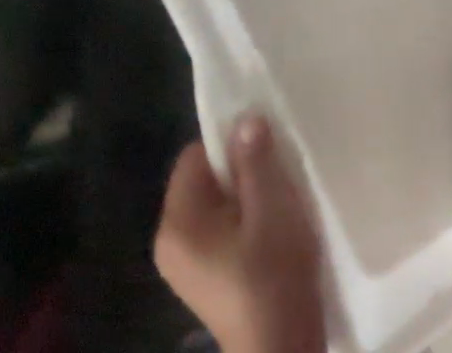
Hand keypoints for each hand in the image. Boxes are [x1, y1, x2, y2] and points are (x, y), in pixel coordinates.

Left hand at [155, 116, 324, 352]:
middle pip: (203, 182)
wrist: (276, 340)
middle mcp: (168, 241)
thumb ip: (256, 164)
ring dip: (246, 197)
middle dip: (242, 171)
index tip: (271, 147)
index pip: (194, 158)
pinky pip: (217, 231)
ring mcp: (181, 264)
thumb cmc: (275, 271)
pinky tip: (272, 233)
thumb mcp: (274, 208)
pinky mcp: (201, 278)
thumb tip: (245, 120)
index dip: (231, 143)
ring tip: (282, 204)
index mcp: (179, 222)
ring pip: (213, 207)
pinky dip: (243, 222)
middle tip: (283, 175)